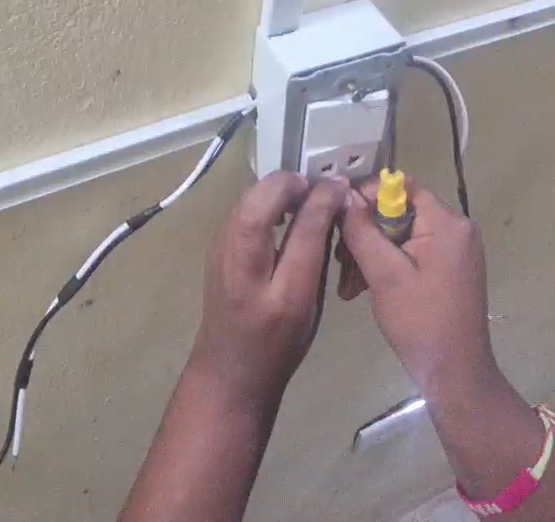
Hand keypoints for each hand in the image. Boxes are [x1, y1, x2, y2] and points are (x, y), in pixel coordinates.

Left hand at [188, 172, 347, 406]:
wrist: (229, 370)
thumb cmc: (279, 344)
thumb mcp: (310, 305)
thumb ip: (319, 255)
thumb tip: (331, 205)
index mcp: (280, 293)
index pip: (303, 228)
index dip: (323, 198)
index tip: (339, 185)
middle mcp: (243, 267)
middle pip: (260, 202)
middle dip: (290, 184)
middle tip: (316, 188)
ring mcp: (220, 252)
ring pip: (247, 199)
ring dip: (275, 189)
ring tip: (301, 197)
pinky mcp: (215, 246)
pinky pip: (241, 209)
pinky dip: (262, 199)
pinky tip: (279, 211)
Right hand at [338, 178, 495, 398]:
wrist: (455, 375)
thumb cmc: (420, 322)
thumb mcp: (384, 274)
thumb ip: (362, 230)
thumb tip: (343, 194)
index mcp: (448, 223)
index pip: (402, 186)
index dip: (368, 195)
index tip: (341, 218)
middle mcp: (457, 228)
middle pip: (400, 211)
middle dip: (366, 233)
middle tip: (341, 262)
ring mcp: (456, 249)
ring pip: (402, 233)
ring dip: (373, 253)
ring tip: (350, 285)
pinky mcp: (450, 267)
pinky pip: (413, 250)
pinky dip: (389, 264)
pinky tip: (365, 288)